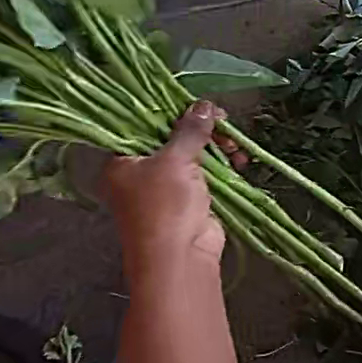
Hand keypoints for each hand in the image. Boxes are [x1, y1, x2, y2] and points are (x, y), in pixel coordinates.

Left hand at [105, 101, 225, 278]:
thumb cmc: (165, 206)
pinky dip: (222, 167)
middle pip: (173, 140)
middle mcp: (140, 173)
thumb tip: (204, 105)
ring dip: (217, 149)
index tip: (204, 107)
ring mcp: (166, 189)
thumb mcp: (175, 161)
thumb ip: (190, 131)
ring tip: (237, 149)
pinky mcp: (189, 201)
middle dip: (203, 132)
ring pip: (193, 157)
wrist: (180, 258)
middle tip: (226, 126)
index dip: (176, 112)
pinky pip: (205, 175)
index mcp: (123, 161)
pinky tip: (239, 162)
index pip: (147, 124)